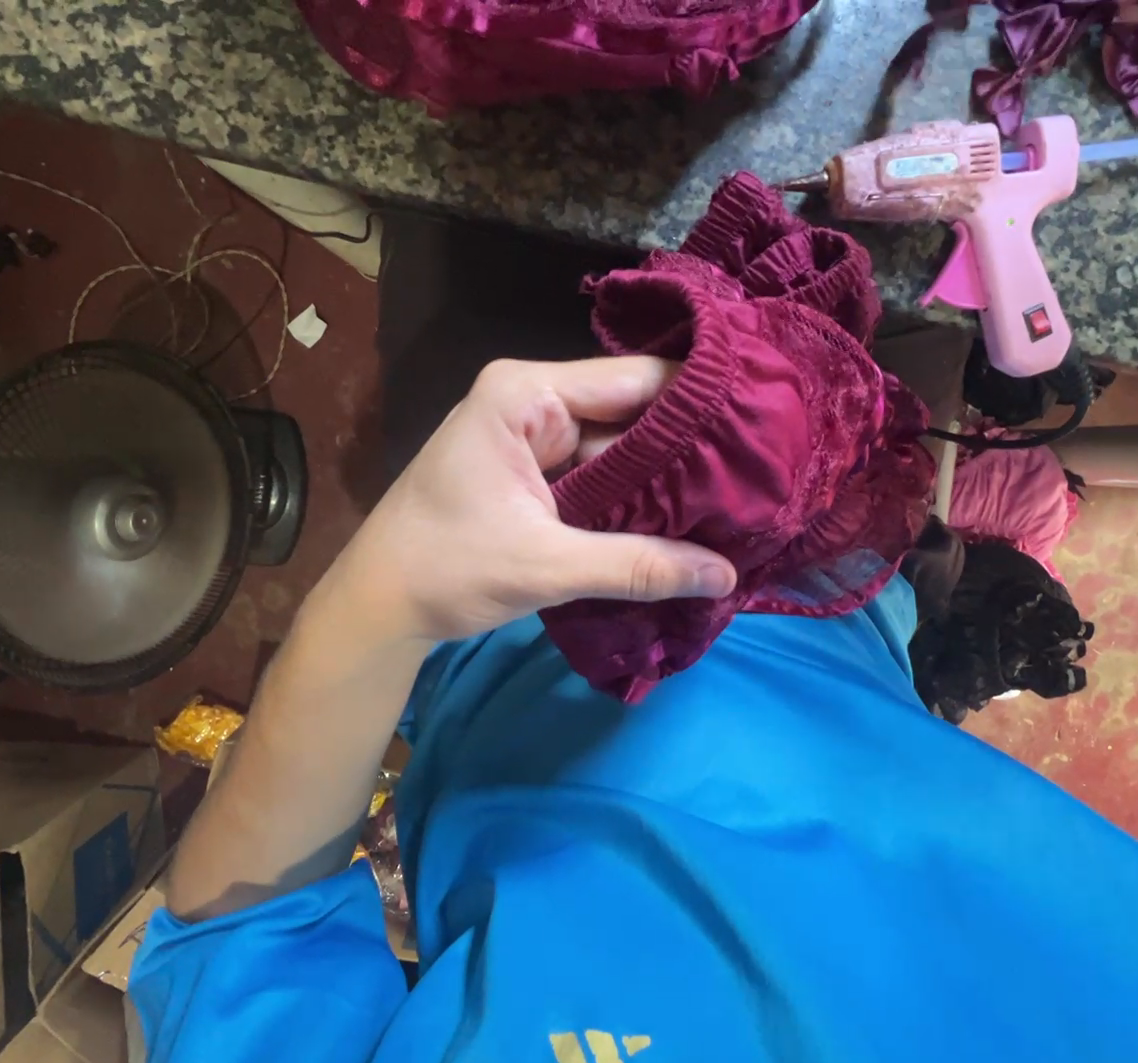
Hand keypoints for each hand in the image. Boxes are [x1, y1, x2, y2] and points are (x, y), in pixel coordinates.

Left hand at [309, 356, 736, 643]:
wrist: (376, 607)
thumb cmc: (445, 570)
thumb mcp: (546, 566)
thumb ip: (637, 566)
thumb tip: (726, 574)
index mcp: (526, 395)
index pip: (634, 380)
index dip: (699, 403)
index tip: (761, 428)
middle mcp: (533, 403)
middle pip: (630, 414)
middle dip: (687, 450)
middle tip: (759, 475)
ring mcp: (532, 439)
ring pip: (618, 451)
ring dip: (664, 481)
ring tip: (736, 501)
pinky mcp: (533, 475)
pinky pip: (597, 479)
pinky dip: (632, 502)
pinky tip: (682, 522)